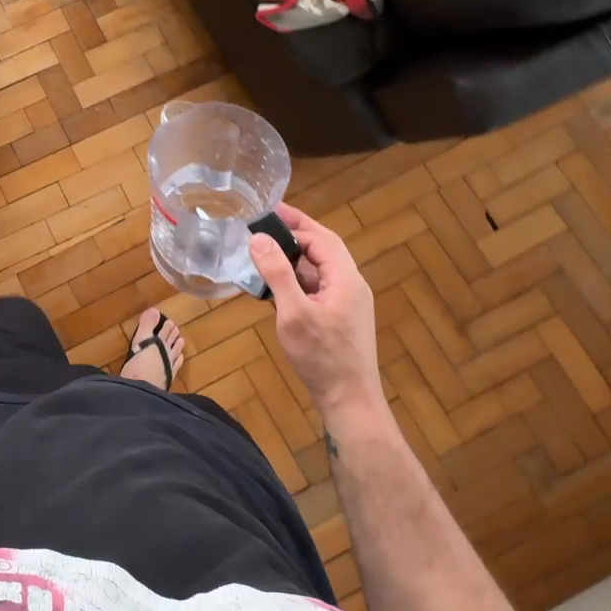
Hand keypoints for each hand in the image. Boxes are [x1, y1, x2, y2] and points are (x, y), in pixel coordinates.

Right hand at [250, 203, 385, 418]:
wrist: (349, 400)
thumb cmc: (321, 356)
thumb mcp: (294, 313)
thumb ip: (277, 273)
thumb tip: (259, 237)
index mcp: (346, 279)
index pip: (322, 238)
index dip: (296, 222)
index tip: (268, 211)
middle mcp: (351, 286)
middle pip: (323, 250)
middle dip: (294, 235)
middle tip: (262, 225)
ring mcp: (347, 303)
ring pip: (319, 269)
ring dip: (293, 258)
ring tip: (262, 252)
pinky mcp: (339, 318)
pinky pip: (317, 287)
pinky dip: (296, 279)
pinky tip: (274, 286)